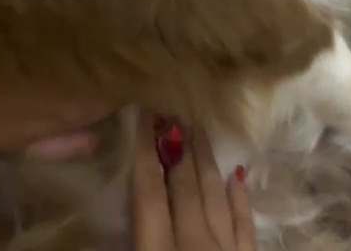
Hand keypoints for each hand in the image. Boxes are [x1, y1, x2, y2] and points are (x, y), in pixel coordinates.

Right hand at [132, 113, 256, 250]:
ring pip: (215, 196)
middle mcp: (195, 242)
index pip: (149, 191)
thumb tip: (106, 208)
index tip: (145, 113)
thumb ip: (121, 246)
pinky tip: (237, 175)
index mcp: (159, 250)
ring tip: (199, 129)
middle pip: (185, 186)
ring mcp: (226, 250)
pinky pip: (245, 225)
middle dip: (178, 147)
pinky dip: (240, 198)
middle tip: (173, 114)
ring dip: (206, 161)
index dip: (145, 151)